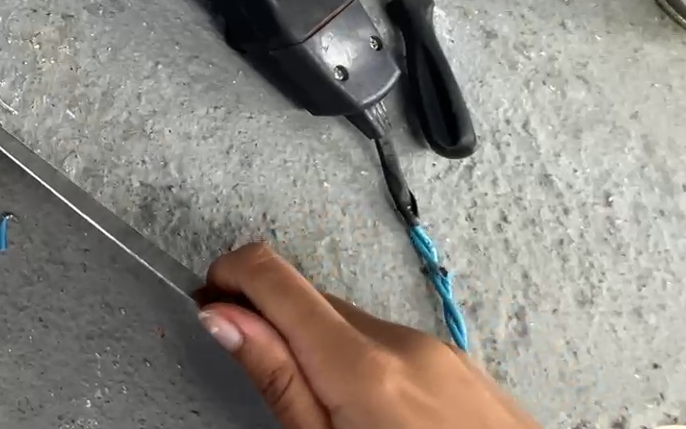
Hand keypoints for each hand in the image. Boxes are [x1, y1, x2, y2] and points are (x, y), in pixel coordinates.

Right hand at [198, 242, 539, 428]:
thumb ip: (277, 378)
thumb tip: (221, 314)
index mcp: (362, 364)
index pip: (267, 271)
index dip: (226, 276)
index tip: (211, 305)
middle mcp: (405, 344)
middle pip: (306, 296)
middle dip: (273, 323)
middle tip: (269, 380)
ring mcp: (445, 356)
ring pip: (349, 322)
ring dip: (322, 348)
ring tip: (334, 414)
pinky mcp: (474, 374)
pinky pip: (394, 345)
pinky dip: (366, 365)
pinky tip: (380, 418)